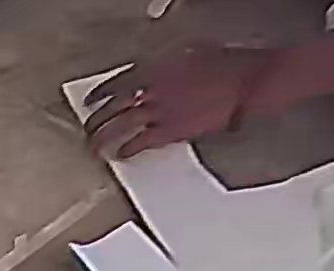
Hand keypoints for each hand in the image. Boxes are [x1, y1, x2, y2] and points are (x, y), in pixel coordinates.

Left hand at [82, 43, 276, 159]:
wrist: (247, 83)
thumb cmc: (225, 65)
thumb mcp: (192, 51)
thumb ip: (165, 62)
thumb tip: (150, 71)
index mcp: (158, 65)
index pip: (118, 81)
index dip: (100, 93)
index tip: (88, 102)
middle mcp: (154, 89)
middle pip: (113, 107)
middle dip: (95, 120)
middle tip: (86, 129)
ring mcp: (160, 112)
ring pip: (119, 127)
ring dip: (102, 139)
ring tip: (93, 147)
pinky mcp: (168, 132)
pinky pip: (138, 144)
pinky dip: (125, 150)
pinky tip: (119, 155)